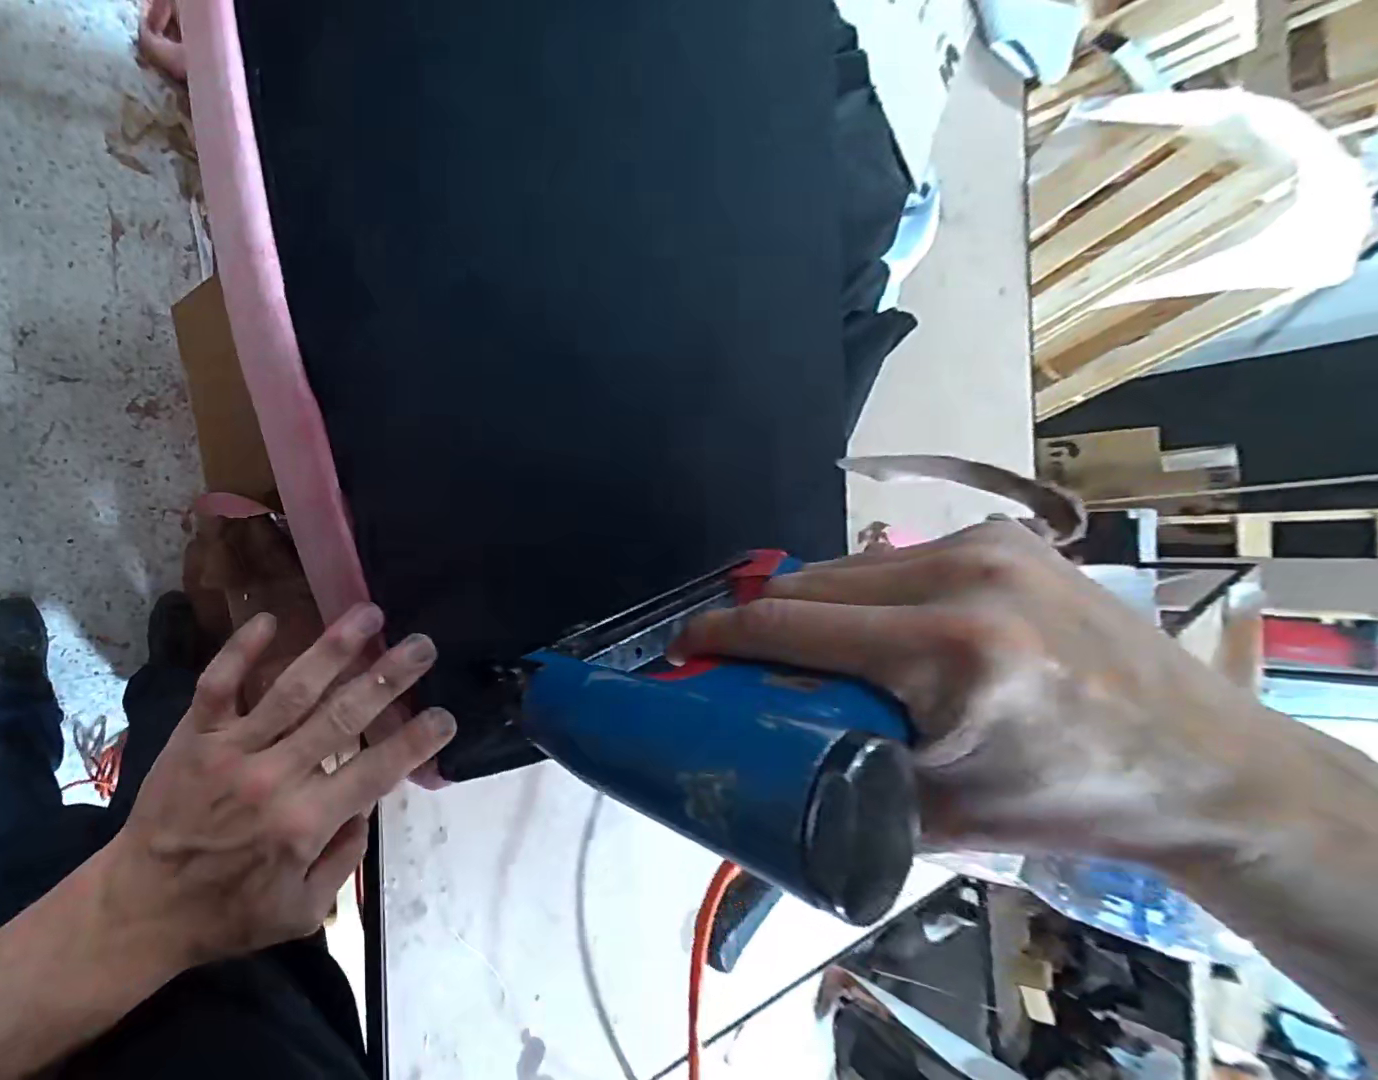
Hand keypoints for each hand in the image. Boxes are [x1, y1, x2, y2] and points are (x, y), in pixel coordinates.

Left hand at [97, 602, 455, 967]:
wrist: (141, 907)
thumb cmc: (228, 912)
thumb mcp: (303, 912)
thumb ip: (345, 860)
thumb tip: (367, 806)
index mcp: (306, 823)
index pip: (376, 770)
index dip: (416, 740)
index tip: (446, 713)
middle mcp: (276, 777)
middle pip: (344, 716)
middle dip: (390, 676)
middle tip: (422, 644)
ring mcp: (233, 750)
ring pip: (292, 689)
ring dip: (335, 648)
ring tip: (369, 614)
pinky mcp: (196, 735)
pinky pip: (219, 684)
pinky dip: (241, 650)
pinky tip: (268, 618)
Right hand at [668, 520, 1294, 865]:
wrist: (1215, 765)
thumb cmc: (1068, 801)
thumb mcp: (933, 809)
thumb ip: (831, 772)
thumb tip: (747, 757)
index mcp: (950, 653)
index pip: (787, 625)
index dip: (718, 635)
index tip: (683, 649)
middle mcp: (963, 578)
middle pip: (802, 586)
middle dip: (758, 623)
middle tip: (744, 663)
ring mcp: (984, 545)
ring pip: (837, 566)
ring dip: (805, 605)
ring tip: (806, 649)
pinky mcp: (1000, 534)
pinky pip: (883, 558)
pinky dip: (854, 590)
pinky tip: (868, 625)